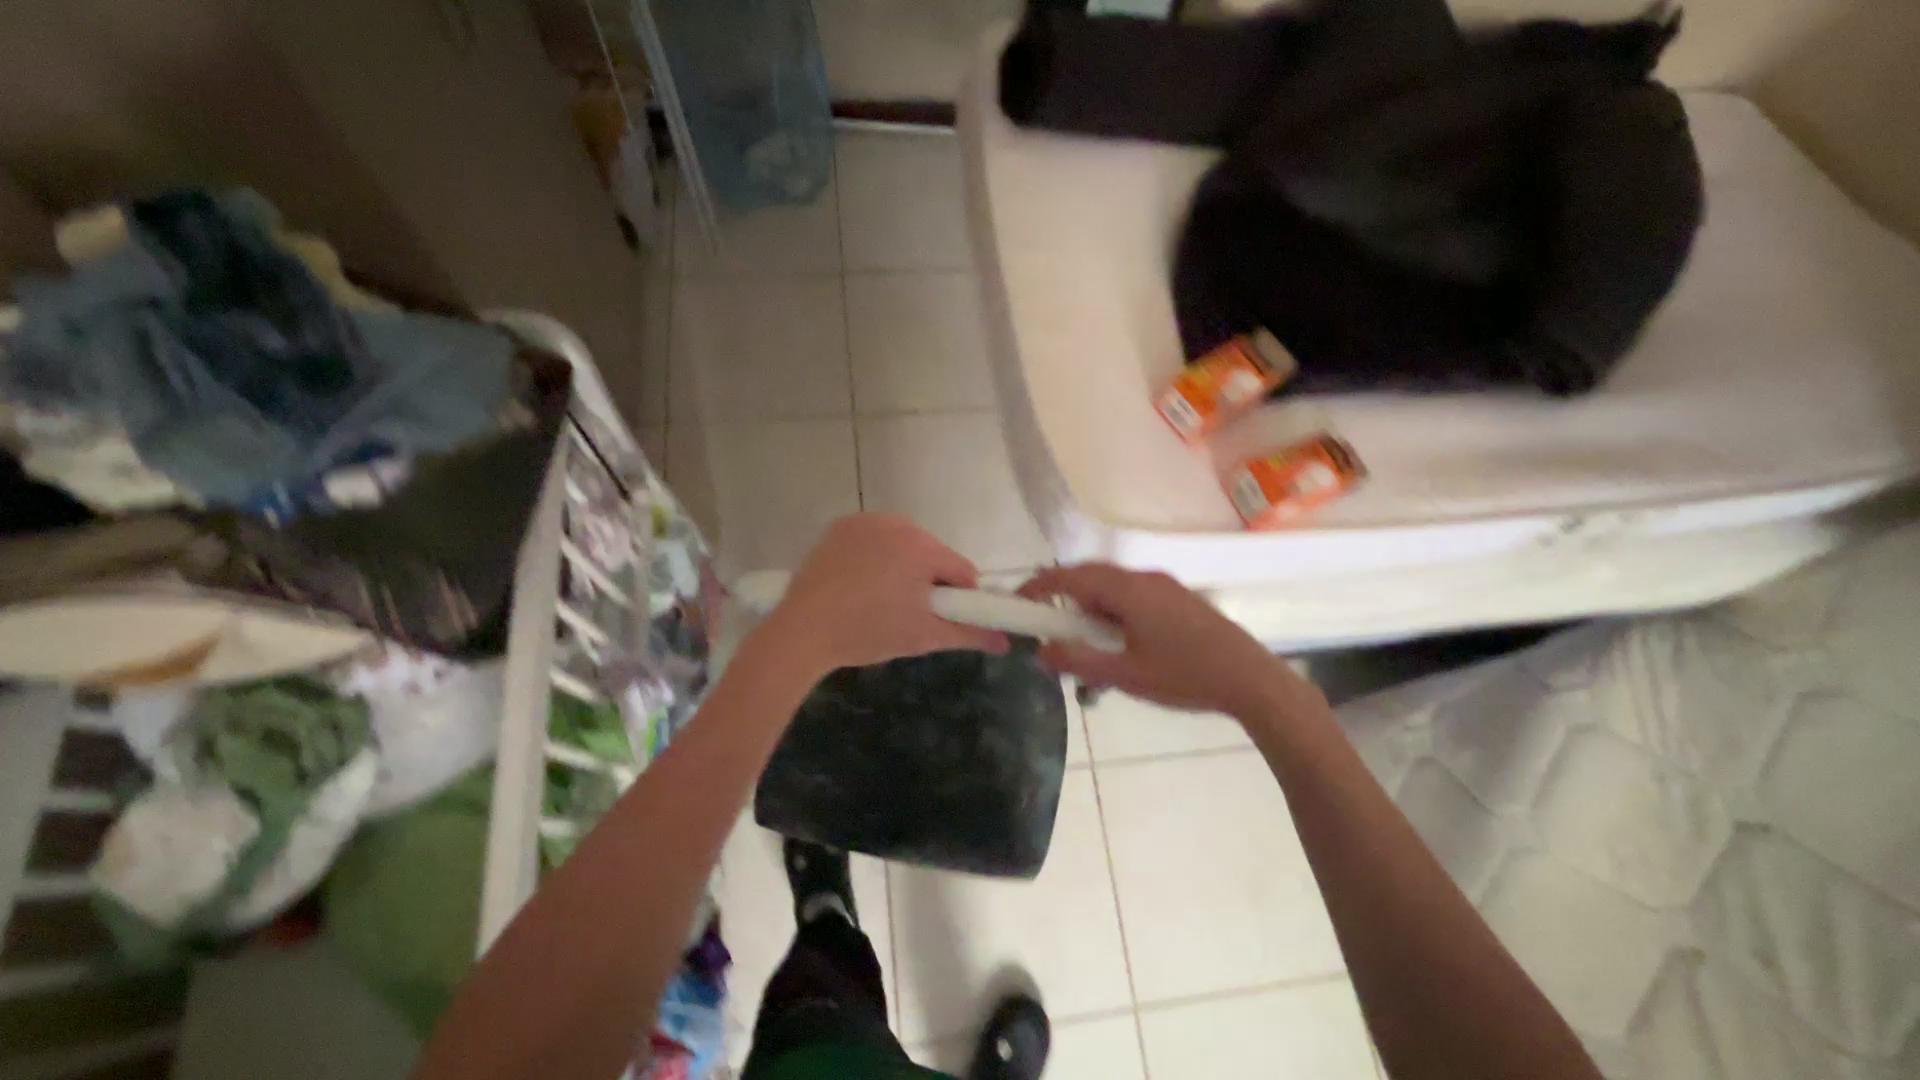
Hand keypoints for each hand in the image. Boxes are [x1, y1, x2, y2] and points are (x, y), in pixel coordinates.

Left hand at [764, 514, 1009, 672]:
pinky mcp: (839, 528)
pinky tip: (859, 584)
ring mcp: (865, 522)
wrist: (803, 631)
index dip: (958, 597)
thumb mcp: (924, 636)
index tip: (941, 618)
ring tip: (881, 601)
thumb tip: (1005, 642)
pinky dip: (875, 557)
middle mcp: (898, 524)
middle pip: (933, 554)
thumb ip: (970, 634)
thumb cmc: (869, 632)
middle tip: (908, 614)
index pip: (962, 570)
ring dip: (903, 567)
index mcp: (923, 548)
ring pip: (903, 545)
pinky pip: (874, 540)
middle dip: (929, 580)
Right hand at [1018, 564, 1315, 716]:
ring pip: (1113, 588)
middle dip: (1064, 600)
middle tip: (1047, 629)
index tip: (1016, 601)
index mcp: (1128, 590)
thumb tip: (1040, 652)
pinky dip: (1113, 613)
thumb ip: (1078, 661)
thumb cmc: (1185, 677)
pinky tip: (1119, 645)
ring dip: (1091, 610)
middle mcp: (1145, 578)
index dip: (1039, 586)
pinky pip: (1132, 597)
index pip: (1070, 577)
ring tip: (1085, 645)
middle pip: (1091, 578)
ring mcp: (1165, 586)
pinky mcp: (1179, 599)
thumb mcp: (1124, 675)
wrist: (1251, 680)